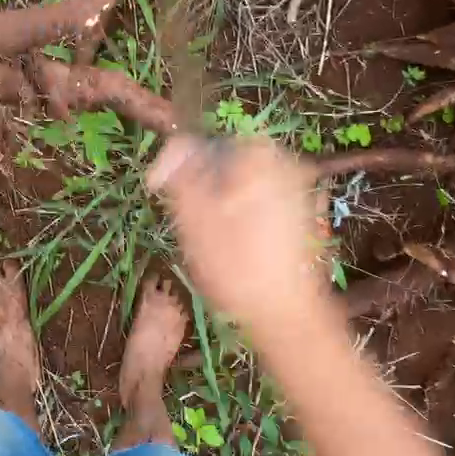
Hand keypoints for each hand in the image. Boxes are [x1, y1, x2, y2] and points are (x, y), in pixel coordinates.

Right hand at [148, 136, 331, 325]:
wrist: (285, 315)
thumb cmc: (234, 265)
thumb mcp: (194, 214)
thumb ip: (182, 171)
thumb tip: (176, 145)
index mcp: (258, 158)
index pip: (206, 140)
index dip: (176, 159)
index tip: (156, 185)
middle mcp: (283, 167)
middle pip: (224, 161)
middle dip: (198, 181)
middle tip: (181, 211)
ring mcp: (295, 193)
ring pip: (239, 182)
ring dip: (216, 198)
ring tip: (202, 231)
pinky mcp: (298, 217)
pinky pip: (257, 200)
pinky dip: (237, 213)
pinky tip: (228, 244)